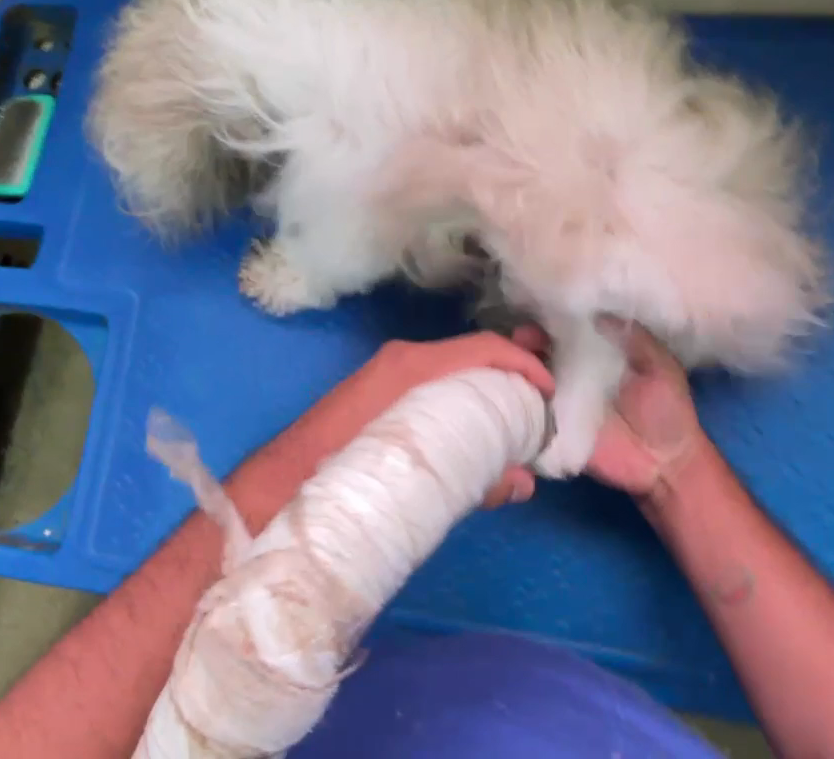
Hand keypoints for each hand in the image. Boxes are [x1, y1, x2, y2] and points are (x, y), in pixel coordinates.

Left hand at [300, 333, 554, 508]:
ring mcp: (384, 371)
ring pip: (450, 368)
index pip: (483, 347)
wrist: (283, 486)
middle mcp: (401, 359)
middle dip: (508, 375)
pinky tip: (470, 427)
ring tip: (512, 419)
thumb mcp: (422, 482)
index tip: (550, 392)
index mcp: (413, 367)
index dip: (524, 363)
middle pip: (470, 354)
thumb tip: (524, 483)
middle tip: (539, 408)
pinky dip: (457, 396)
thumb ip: (480, 483)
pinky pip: (429, 383)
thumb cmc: (350, 476)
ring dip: (483, 387)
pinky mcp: (374, 390)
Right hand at [510, 319, 708, 498]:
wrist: (668, 464)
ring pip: (532, 380)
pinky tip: (515, 391)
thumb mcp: (662, 367)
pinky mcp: (556, 429)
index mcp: (596, 357)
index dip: (551, 322)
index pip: (566, 333)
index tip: (541, 314)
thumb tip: (599, 314)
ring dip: (520, 369)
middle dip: (527, 342)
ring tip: (516, 363)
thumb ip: (636, 340)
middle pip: (541, 353)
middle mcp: (573, 376)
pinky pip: (532, 413)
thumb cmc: (668, 411)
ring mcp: (562, 403)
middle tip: (522, 338)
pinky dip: (521, 402)